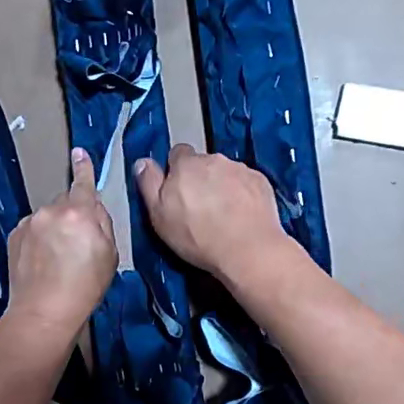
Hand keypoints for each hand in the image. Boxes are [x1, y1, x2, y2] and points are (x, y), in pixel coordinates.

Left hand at [2, 148, 115, 352]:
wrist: (43, 311)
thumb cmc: (84, 286)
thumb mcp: (109, 254)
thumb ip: (102, 223)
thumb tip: (92, 208)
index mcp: (78, 212)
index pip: (83, 183)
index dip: (84, 168)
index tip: (79, 152)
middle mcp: (50, 211)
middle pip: (66, 203)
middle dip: (72, 215)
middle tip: (78, 243)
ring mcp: (29, 222)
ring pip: (47, 217)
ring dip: (54, 228)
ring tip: (58, 258)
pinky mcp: (14, 235)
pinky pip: (32, 229)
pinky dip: (38, 239)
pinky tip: (42, 261)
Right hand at [133, 144, 293, 281]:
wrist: (248, 251)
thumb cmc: (198, 236)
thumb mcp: (158, 214)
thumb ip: (148, 183)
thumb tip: (142, 162)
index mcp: (185, 164)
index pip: (176, 153)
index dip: (175, 171)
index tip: (176, 191)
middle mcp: (213, 159)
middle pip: (202, 162)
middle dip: (199, 178)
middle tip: (198, 207)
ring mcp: (240, 169)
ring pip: (224, 172)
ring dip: (221, 185)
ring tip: (222, 214)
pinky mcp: (261, 182)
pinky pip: (245, 182)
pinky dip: (242, 193)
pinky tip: (241, 214)